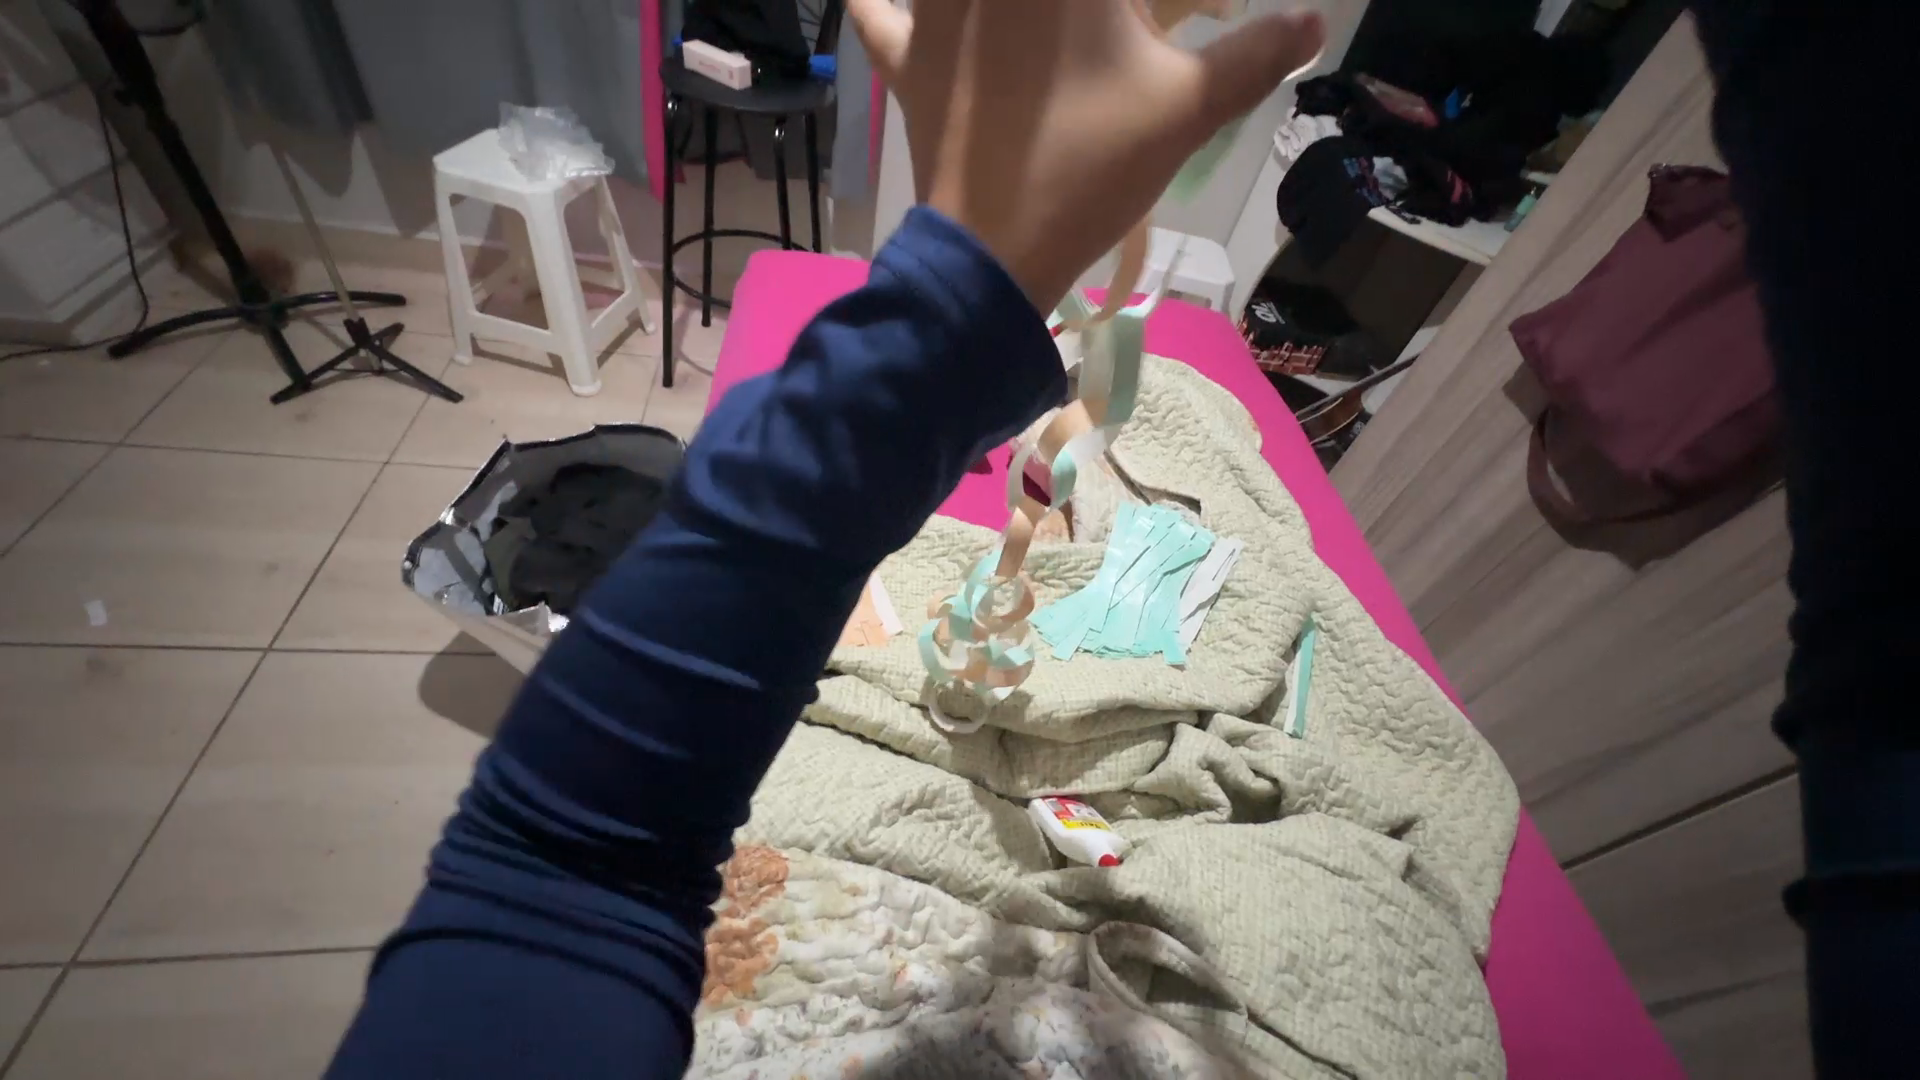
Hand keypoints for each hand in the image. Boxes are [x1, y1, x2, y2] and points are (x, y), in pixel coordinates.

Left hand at [848, 0, 1324, 312]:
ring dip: (971, 1)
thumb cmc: (1090, 174)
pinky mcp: (907, 64)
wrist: (998, 258)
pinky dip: (879, 2)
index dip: (1140, 5)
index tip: (1142, 23)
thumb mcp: (1184, 112)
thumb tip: (1315, 21)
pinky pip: (878, 13)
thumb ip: (1254, 56)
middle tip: (1095, 30)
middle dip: (1084, 10)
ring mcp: (937, 12)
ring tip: (1025, 25)